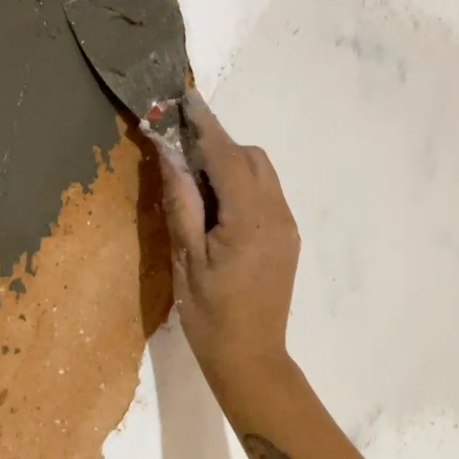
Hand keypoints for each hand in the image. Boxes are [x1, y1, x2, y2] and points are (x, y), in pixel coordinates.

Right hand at [151, 92, 300, 374]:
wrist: (250, 358)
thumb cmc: (209, 313)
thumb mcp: (186, 258)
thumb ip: (182, 202)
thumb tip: (170, 155)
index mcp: (250, 220)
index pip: (228, 157)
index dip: (206, 126)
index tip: (186, 100)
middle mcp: (277, 215)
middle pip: (252, 158)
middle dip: (219, 146)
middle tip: (181, 157)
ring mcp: (287, 226)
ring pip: (262, 174)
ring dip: (231, 165)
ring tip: (196, 185)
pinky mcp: (287, 238)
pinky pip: (265, 194)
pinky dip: (241, 186)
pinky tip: (217, 209)